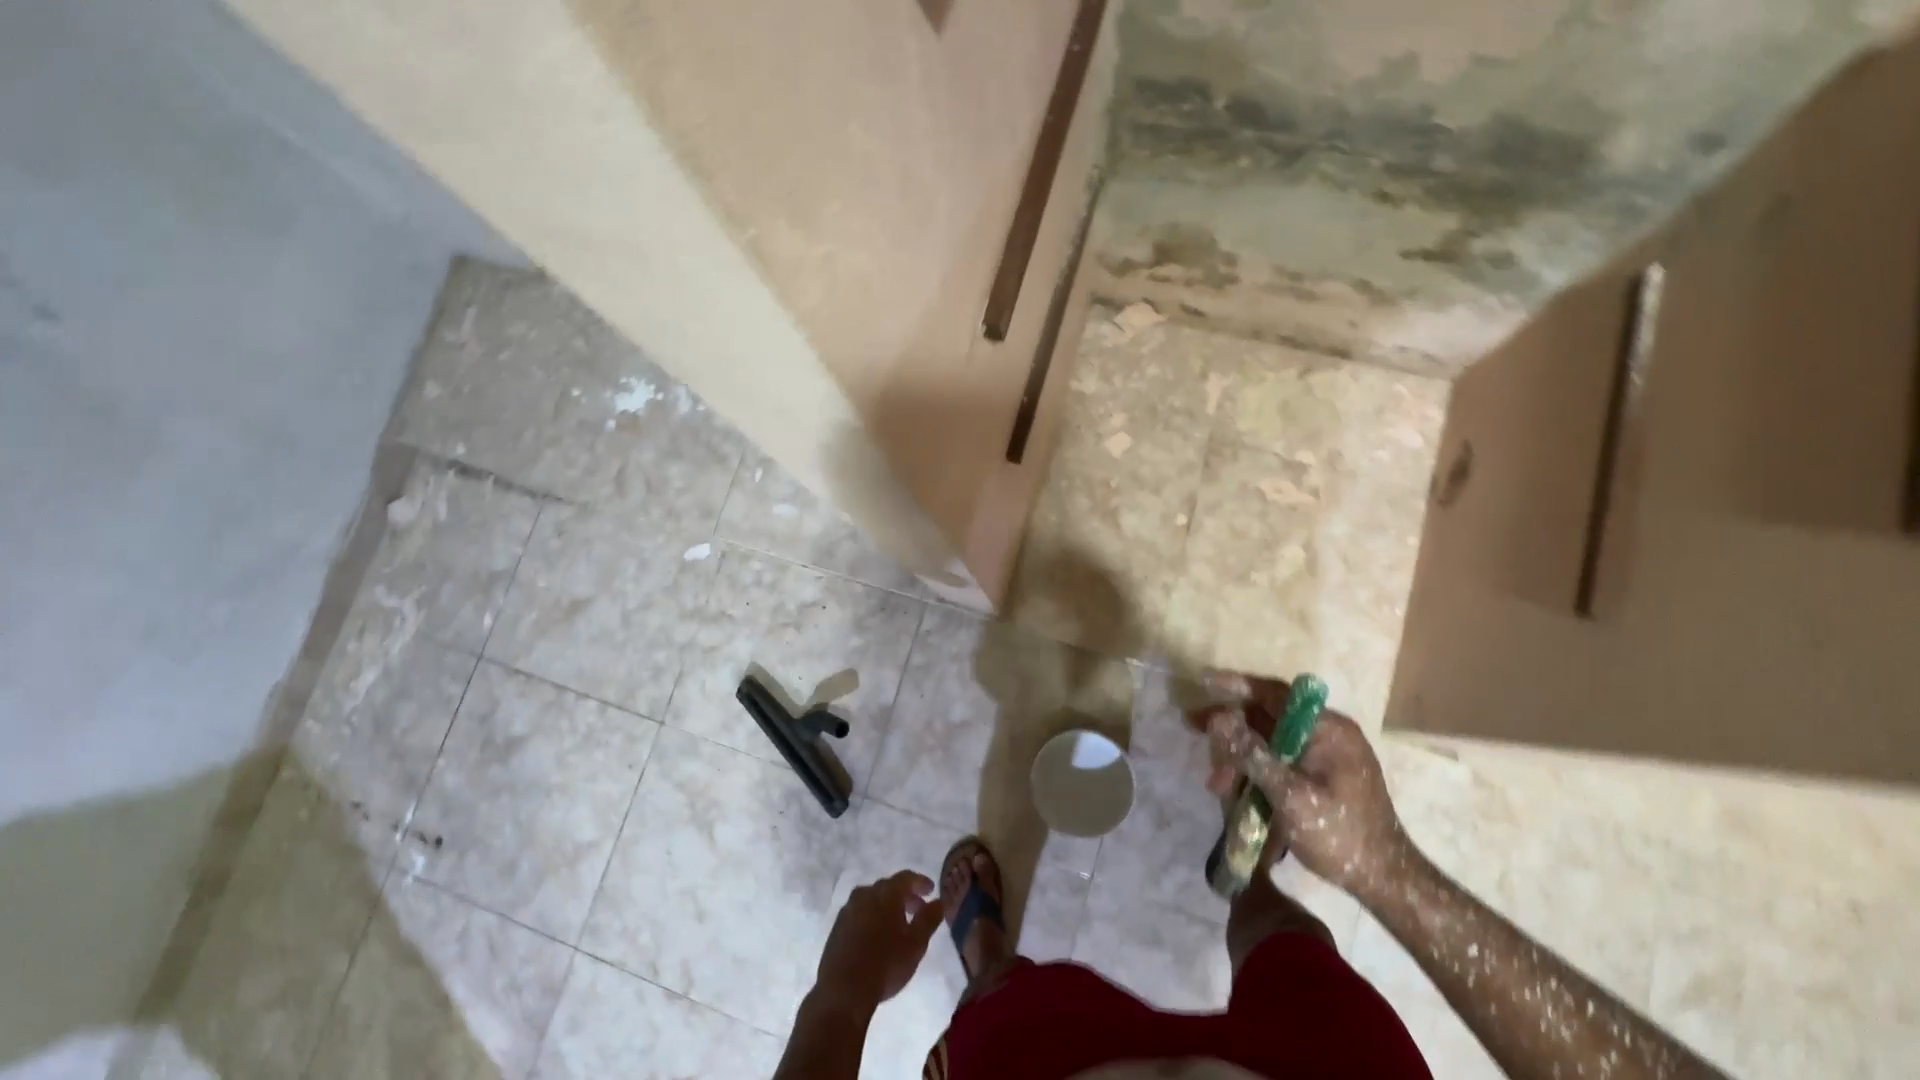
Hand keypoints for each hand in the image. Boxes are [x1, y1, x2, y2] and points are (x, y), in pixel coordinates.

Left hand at [813, 870, 942, 1013]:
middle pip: (888, 887)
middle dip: (905, 896)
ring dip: (887, 906)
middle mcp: (864, 895)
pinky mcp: (837, 927)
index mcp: (886, 894)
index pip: (906, 878)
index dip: (920, 882)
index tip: (931, 890)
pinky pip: (859, 913)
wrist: (844, 990)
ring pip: (872, 900)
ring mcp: (848, 910)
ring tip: (898, 925)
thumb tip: (939, 901)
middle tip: (918, 910)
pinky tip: (877, 935)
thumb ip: (929, 918)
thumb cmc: (886, 964)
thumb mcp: (916, 943)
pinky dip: (872, 917)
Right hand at [1196, 675, 1408, 900]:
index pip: (1275, 694)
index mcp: (1327, 729)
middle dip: (1231, 725)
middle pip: (1269, 715)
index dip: (1237, 686)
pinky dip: (1256, 770)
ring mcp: (1326, 755)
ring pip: (1271, 741)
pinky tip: (1235, 790)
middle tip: (1192, 726)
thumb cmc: (1339, 835)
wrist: (1383, 878)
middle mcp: (1327, 733)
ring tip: (1216, 782)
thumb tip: (1218, 719)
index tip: (1203, 682)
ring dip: (1240, 755)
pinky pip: (1281, 760)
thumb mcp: (1290, 796)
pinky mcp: (1321, 776)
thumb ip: (1253, 755)